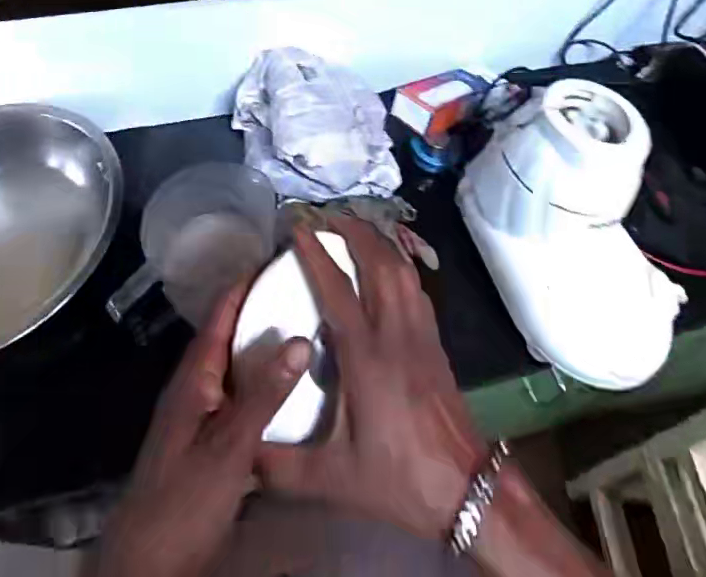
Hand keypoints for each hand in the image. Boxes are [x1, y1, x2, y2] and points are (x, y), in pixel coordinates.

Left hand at [90, 280, 311, 576]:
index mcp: (194, 375)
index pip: (221, 312)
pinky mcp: (208, 434)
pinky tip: (288, 383)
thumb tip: (301, 338)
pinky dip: (262, 376)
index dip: (246, 283)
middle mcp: (195, 384)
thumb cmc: (185, 497)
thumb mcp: (231, 445)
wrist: (147, 560)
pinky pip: (239, 389)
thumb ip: (266, 394)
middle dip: (260, 306)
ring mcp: (200, 410)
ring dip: (262, 341)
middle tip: (302, 289)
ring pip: (235, 361)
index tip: (279, 258)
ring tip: (303, 325)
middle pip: (228, 332)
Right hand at [256, 218, 488, 540]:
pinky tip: (388, 268)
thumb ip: (279, 465)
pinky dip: (398, 264)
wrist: (465, 488)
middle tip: (328, 216)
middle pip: (378, 263)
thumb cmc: (397, 479)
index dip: (317, 255)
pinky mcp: (435, 340)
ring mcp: (420, 332)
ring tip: (355, 230)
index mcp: (366, 356)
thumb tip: (240, 450)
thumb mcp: (331, 479)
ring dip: (378, 242)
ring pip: (402, 269)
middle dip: (353, 232)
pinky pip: (415, 286)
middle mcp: (395, 332)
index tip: (300, 229)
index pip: (338, 290)